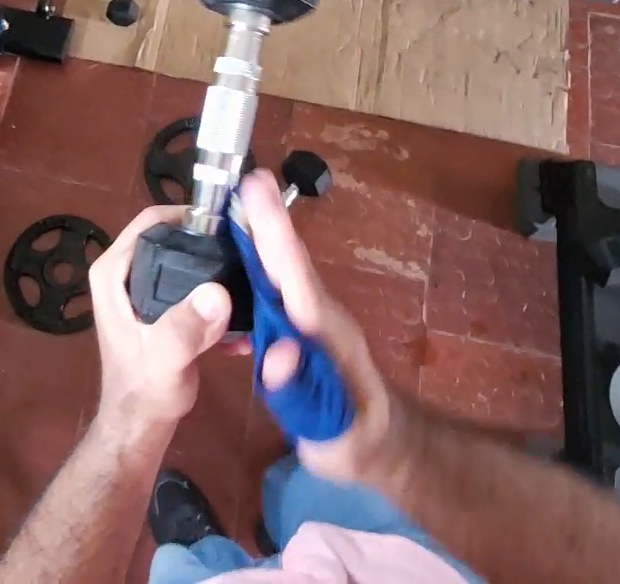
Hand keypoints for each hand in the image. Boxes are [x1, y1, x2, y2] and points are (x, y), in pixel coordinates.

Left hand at [87, 205, 232, 432]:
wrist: (141, 428)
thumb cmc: (144, 392)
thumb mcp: (165, 359)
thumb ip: (186, 328)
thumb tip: (218, 293)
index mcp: (114, 271)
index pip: (152, 221)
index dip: (190, 216)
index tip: (230, 227)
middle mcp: (127, 271)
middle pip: (174, 236)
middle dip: (212, 242)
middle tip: (250, 252)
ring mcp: (144, 288)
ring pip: (187, 259)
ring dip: (219, 269)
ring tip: (254, 278)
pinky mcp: (163, 304)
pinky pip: (194, 284)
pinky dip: (217, 295)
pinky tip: (245, 313)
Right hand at [238, 171, 409, 487]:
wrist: (383, 442)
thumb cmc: (358, 442)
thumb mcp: (333, 435)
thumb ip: (303, 397)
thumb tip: (279, 351)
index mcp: (325, 334)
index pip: (297, 278)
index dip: (275, 235)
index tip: (257, 193)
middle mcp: (318, 314)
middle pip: (289, 261)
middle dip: (268, 219)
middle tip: (245, 177)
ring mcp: (311, 316)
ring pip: (282, 267)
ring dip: (262, 231)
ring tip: (236, 198)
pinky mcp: (301, 323)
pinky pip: (276, 283)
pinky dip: (258, 256)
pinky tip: (239, 243)